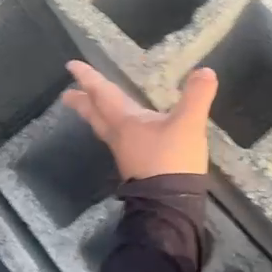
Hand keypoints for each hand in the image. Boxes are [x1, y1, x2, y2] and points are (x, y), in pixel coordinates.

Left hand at [63, 61, 215, 180]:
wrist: (171, 205)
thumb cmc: (172, 160)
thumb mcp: (189, 124)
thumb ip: (197, 96)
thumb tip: (205, 71)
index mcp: (126, 122)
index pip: (103, 94)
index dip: (88, 78)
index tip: (71, 66)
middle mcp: (120, 136)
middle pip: (96, 115)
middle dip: (82, 102)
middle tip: (66, 94)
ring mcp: (126, 153)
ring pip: (104, 129)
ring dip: (96, 116)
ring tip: (91, 109)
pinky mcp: (137, 166)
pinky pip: (119, 140)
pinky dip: (115, 129)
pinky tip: (126, 132)